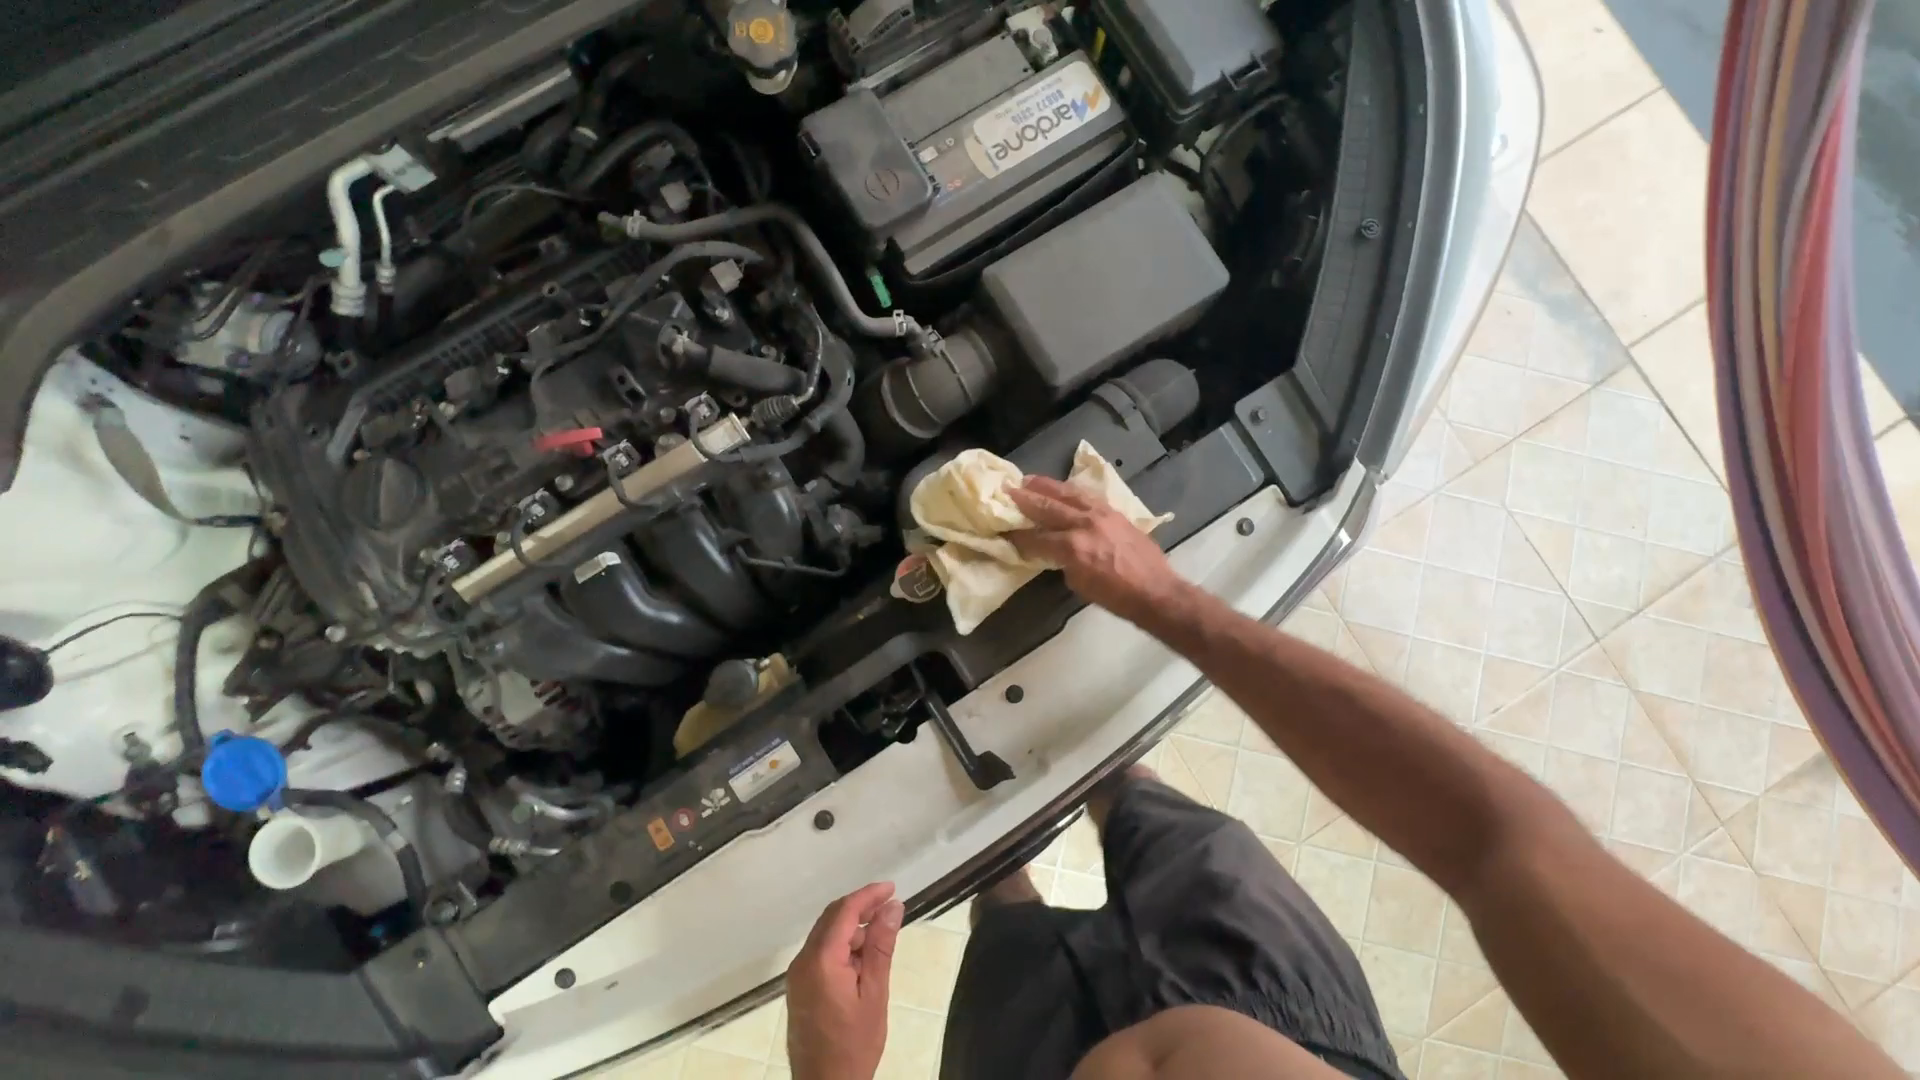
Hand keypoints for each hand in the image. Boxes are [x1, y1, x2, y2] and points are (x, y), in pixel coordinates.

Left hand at [786, 882, 903, 1079]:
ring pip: (825, 935)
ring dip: (851, 928)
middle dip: (860, 907)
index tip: (892, 889)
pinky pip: (820, 952)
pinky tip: (862, 958)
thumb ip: (880, 947)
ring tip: (881, 937)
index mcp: (820, 960)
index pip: (844, 911)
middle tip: (890, 906)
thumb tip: (892, 907)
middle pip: (831, 918)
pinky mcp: (799, 988)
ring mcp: (797, 975)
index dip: (868, 895)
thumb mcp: (874, 993)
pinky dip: (841, 945)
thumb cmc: (854, 1044)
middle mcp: (802, 961)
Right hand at [1008, 476, 1185, 624]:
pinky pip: (1087, 495)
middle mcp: (1084, 524)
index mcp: (1072, 547)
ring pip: (1068, 493)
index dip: (1018, 536)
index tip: (1004, 531)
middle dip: (1025, 498)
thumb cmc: (1115, 596)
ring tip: (1029, 480)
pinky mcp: (1114, 512)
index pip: (1036, 538)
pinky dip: (1070, 490)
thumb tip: (1053, 550)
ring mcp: (1101, 514)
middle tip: (1007, 489)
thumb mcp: (1079, 584)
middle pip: (1047, 506)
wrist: (1154, 590)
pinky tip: (1062, 488)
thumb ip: (1063, 561)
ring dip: (1046, 485)